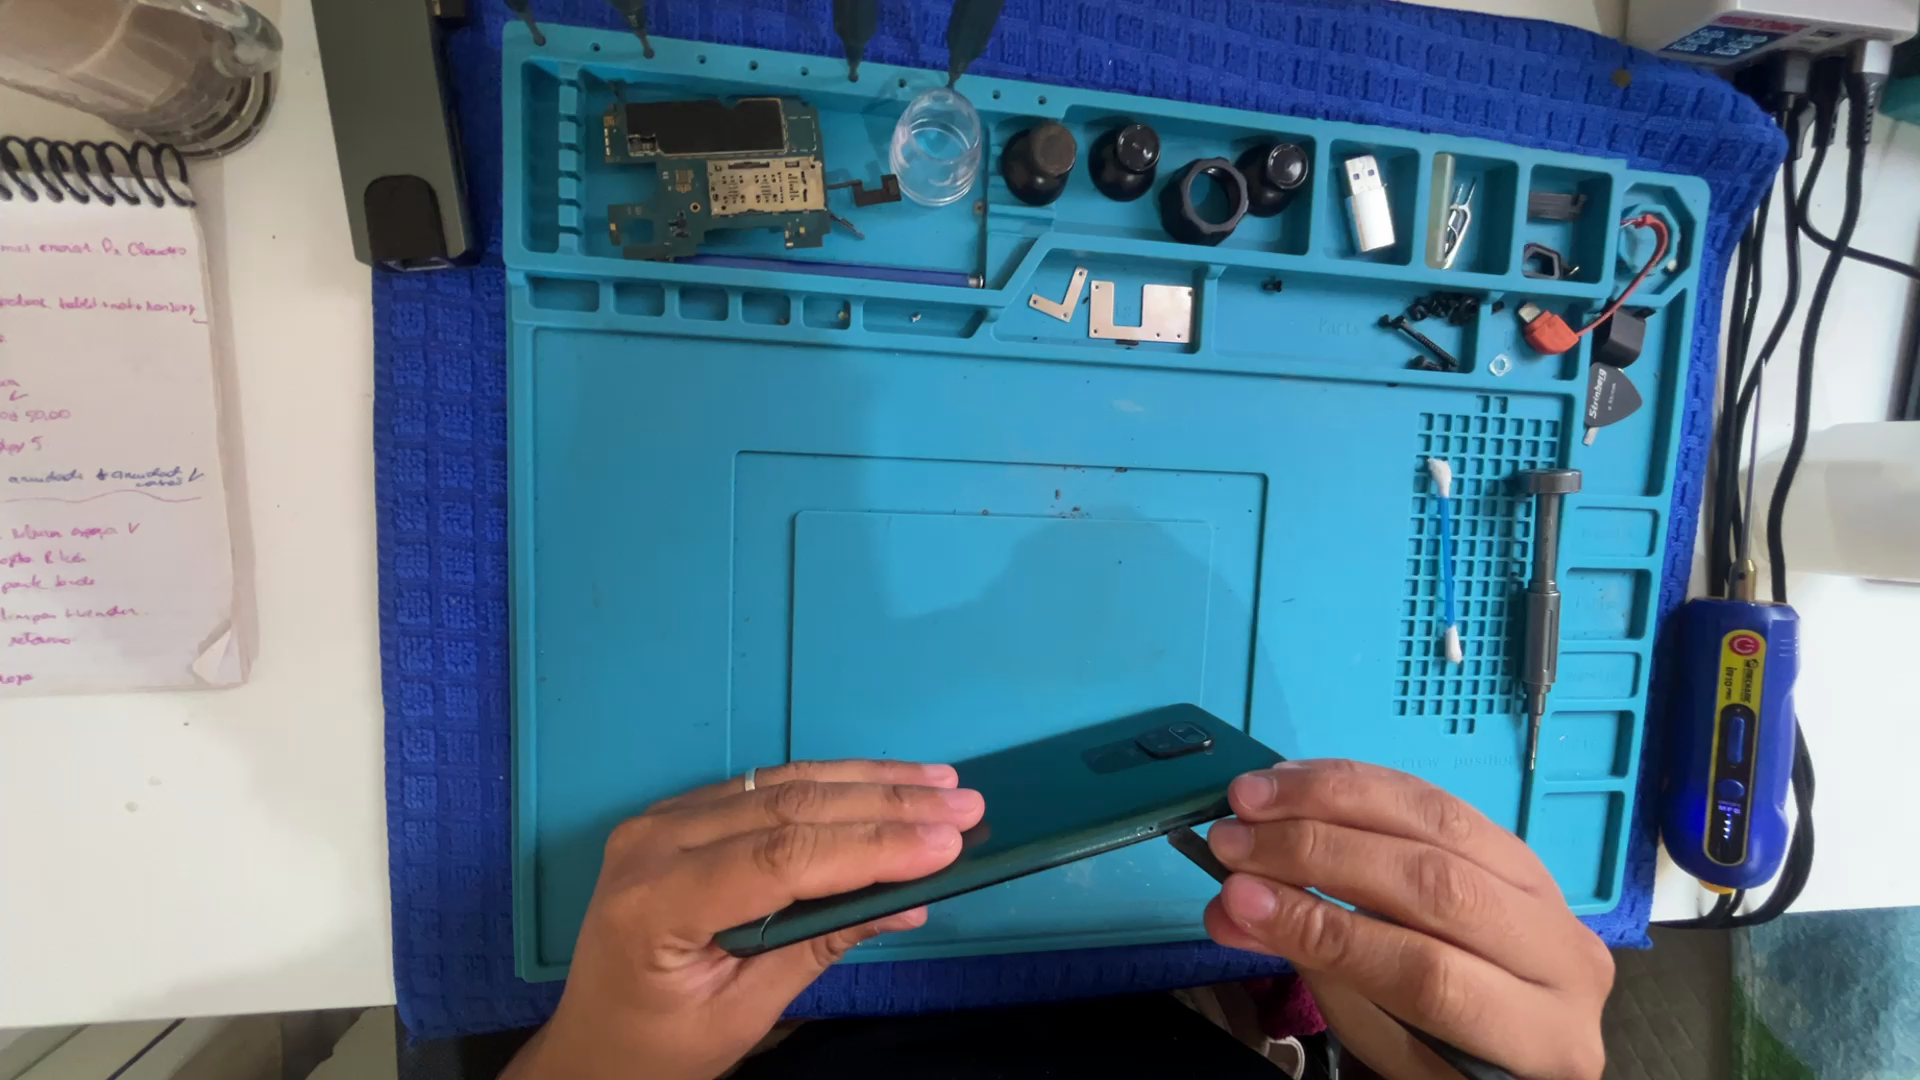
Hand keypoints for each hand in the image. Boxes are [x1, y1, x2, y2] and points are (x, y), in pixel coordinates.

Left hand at [504, 760, 985, 1079]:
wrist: (586, 1047)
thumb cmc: (659, 1051)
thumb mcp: (742, 1014)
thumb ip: (823, 943)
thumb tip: (912, 898)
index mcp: (656, 902)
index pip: (782, 857)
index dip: (871, 846)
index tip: (947, 841)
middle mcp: (658, 838)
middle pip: (791, 806)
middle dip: (887, 804)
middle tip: (963, 802)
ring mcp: (669, 814)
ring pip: (788, 782)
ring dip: (871, 780)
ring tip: (940, 780)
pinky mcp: (687, 808)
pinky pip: (772, 784)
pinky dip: (837, 782)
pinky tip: (884, 780)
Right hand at [1202, 760, 1612, 1079]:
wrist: (1515, 1029)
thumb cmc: (1438, 1047)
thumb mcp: (1379, 1032)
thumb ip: (1310, 964)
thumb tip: (1227, 908)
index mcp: (1540, 1036)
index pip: (1427, 973)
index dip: (1322, 927)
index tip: (1235, 896)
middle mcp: (1560, 952)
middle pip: (1431, 882)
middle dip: (1312, 851)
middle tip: (1229, 839)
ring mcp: (1540, 883)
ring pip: (1431, 818)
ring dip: (1324, 796)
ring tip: (1248, 795)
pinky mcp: (1506, 837)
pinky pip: (1422, 791)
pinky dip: (1345, 778)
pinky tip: (1287, 777)